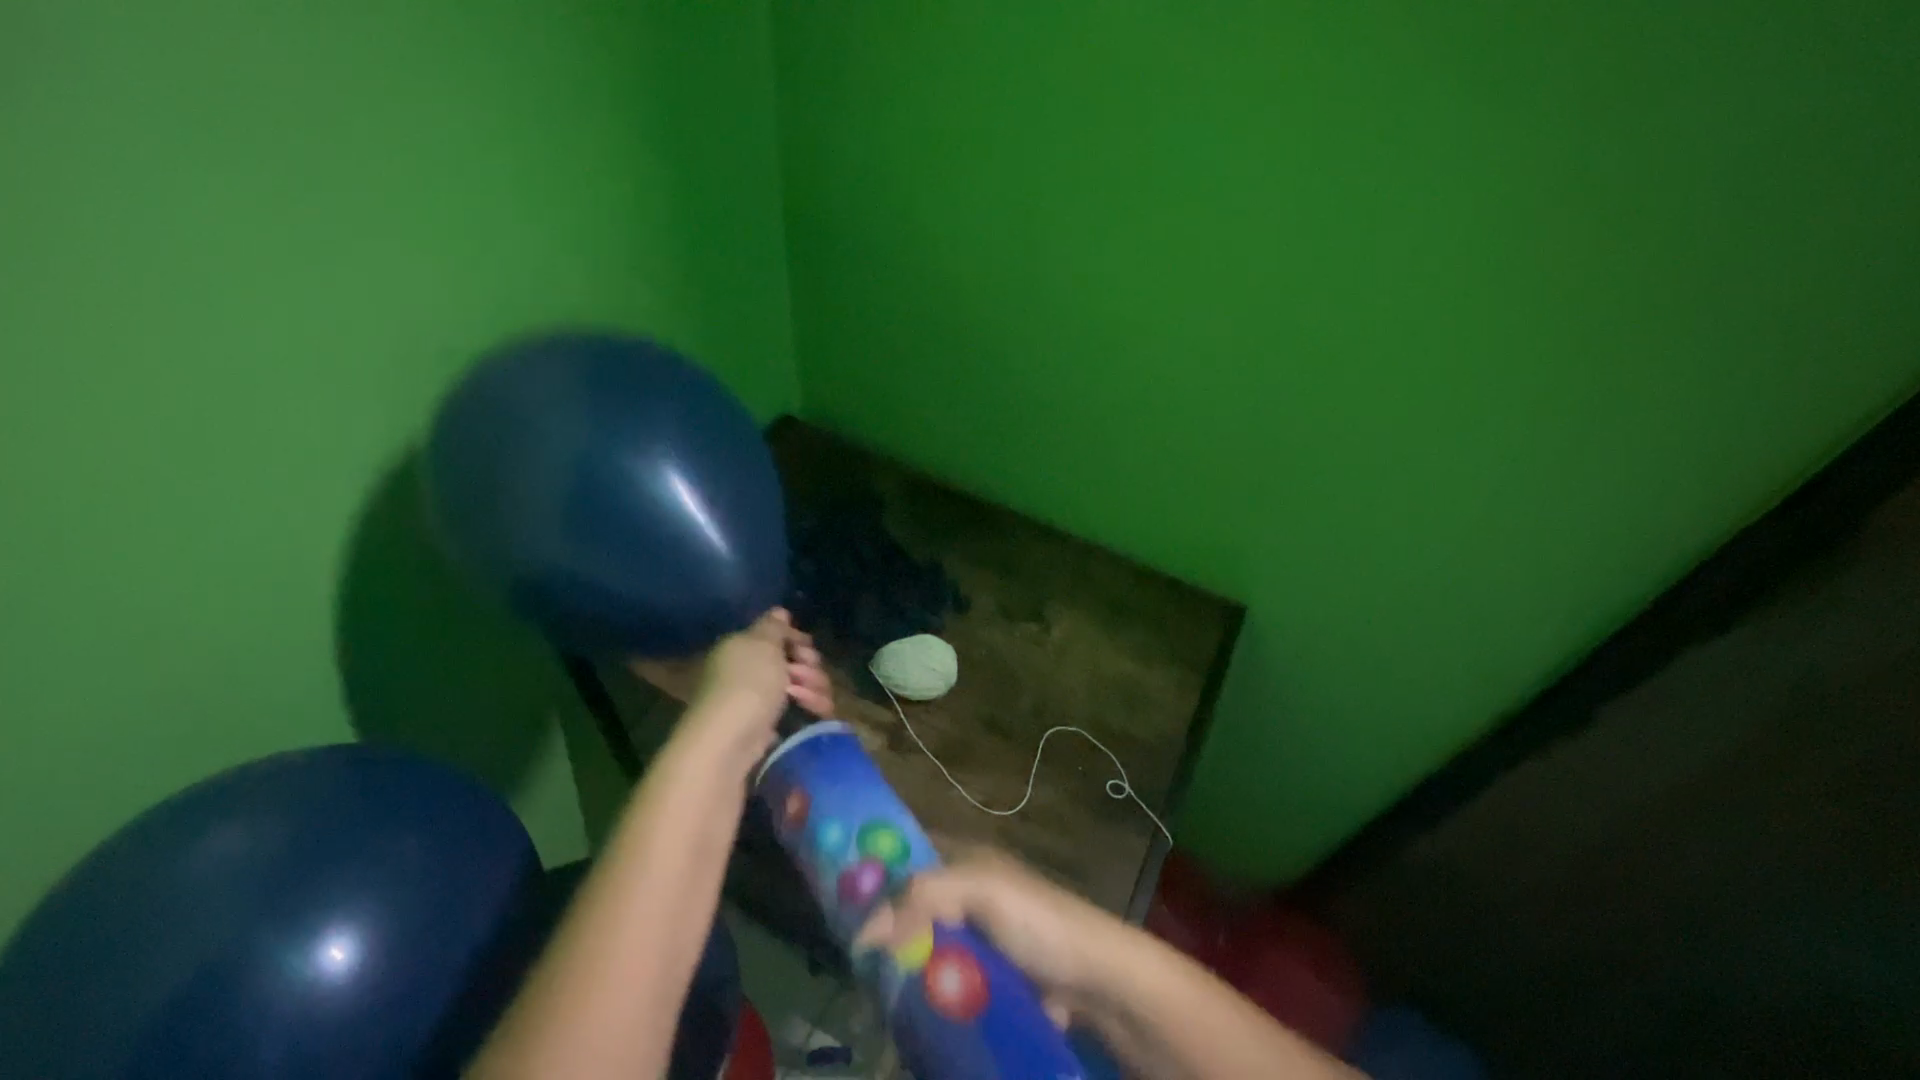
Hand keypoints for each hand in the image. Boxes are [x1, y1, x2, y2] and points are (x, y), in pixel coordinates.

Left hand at [637, 609, 834, 760]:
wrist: (730, 740)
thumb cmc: (747, 684)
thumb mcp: (762, 644)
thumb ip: (774, 627)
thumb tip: (778, 612)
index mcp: (743, 647)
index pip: (777, 636)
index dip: (797, 639)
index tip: (806, 647)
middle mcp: (748, 670)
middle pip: (793, 661)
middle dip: (808, 666)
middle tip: (804, 674)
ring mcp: (759, 699)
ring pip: (800, 685)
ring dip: (813, 687)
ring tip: (808, 699)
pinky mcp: (770, 725)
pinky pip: (799, 708)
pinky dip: (810, 707)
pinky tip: (814, 711)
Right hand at [856, 850, 1126, 1016]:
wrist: (1096, 979)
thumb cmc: (1039, 921)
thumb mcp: (981, 890)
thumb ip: (922, 896)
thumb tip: (865, 933)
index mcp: (965, 860)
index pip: (907, 855)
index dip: (875, 870)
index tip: (835, 899)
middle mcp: (965, 893)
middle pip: (908, 906)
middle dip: (882, 929)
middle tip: (849, 956)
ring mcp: (974, 938)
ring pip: (921, 947)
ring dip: (901, 967)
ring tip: (867, 988)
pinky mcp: (982, 979)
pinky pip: (939, 982)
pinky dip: (922, 993)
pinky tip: (900, 1008)